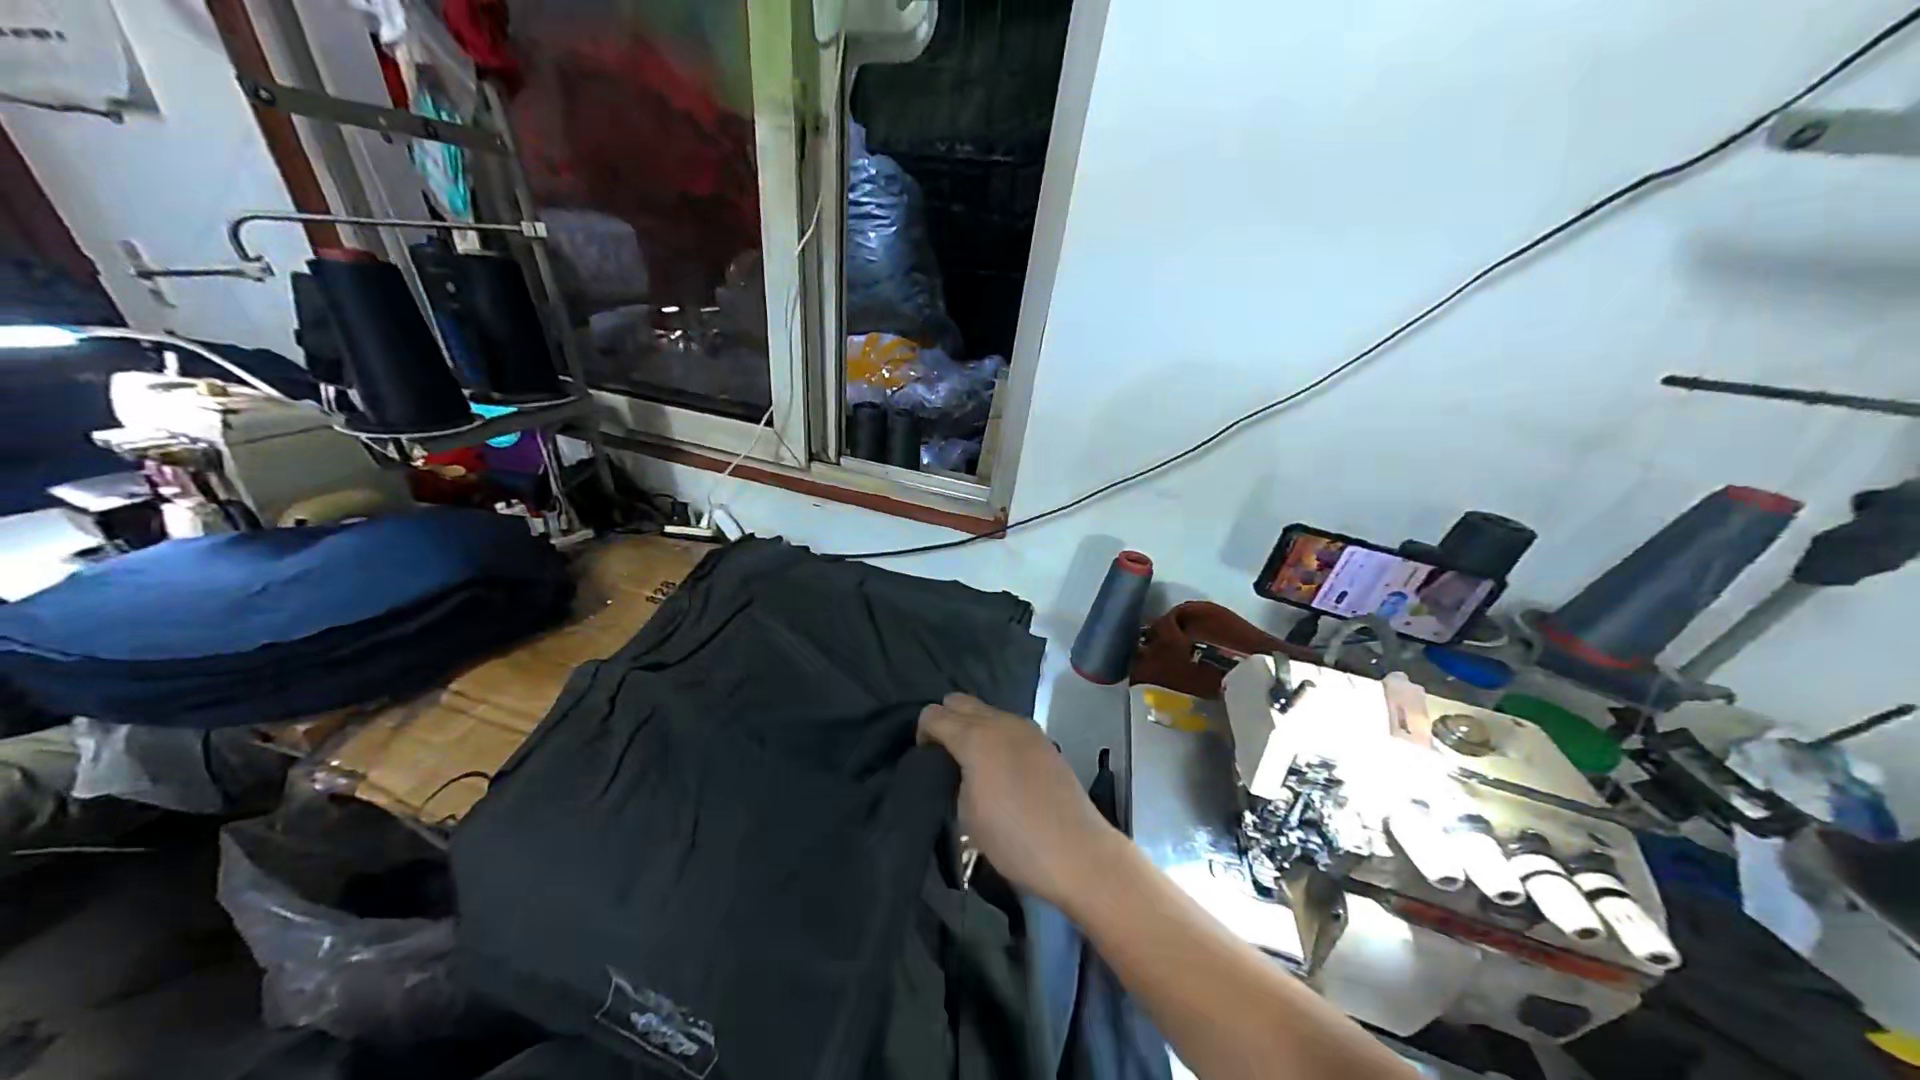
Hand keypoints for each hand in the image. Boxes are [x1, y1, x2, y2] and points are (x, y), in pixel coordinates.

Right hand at [917, 694, 1124, 905]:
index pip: (933, 714)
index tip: (925, 761)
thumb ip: (954, 777)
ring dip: (973, 727)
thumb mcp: (966, 814)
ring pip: (987, 711)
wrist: (1075, 851)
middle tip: (945, 757)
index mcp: (975, 737)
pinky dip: (996, 735)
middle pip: (959, 701)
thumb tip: (955, 766)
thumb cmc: (1013, 839)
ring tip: (973, 764)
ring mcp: (1027, 728)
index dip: (922, 734)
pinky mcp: (1045, 741)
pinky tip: (1000, 768)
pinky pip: (1009, 725)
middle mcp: (1001, 722)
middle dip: (946, 721)